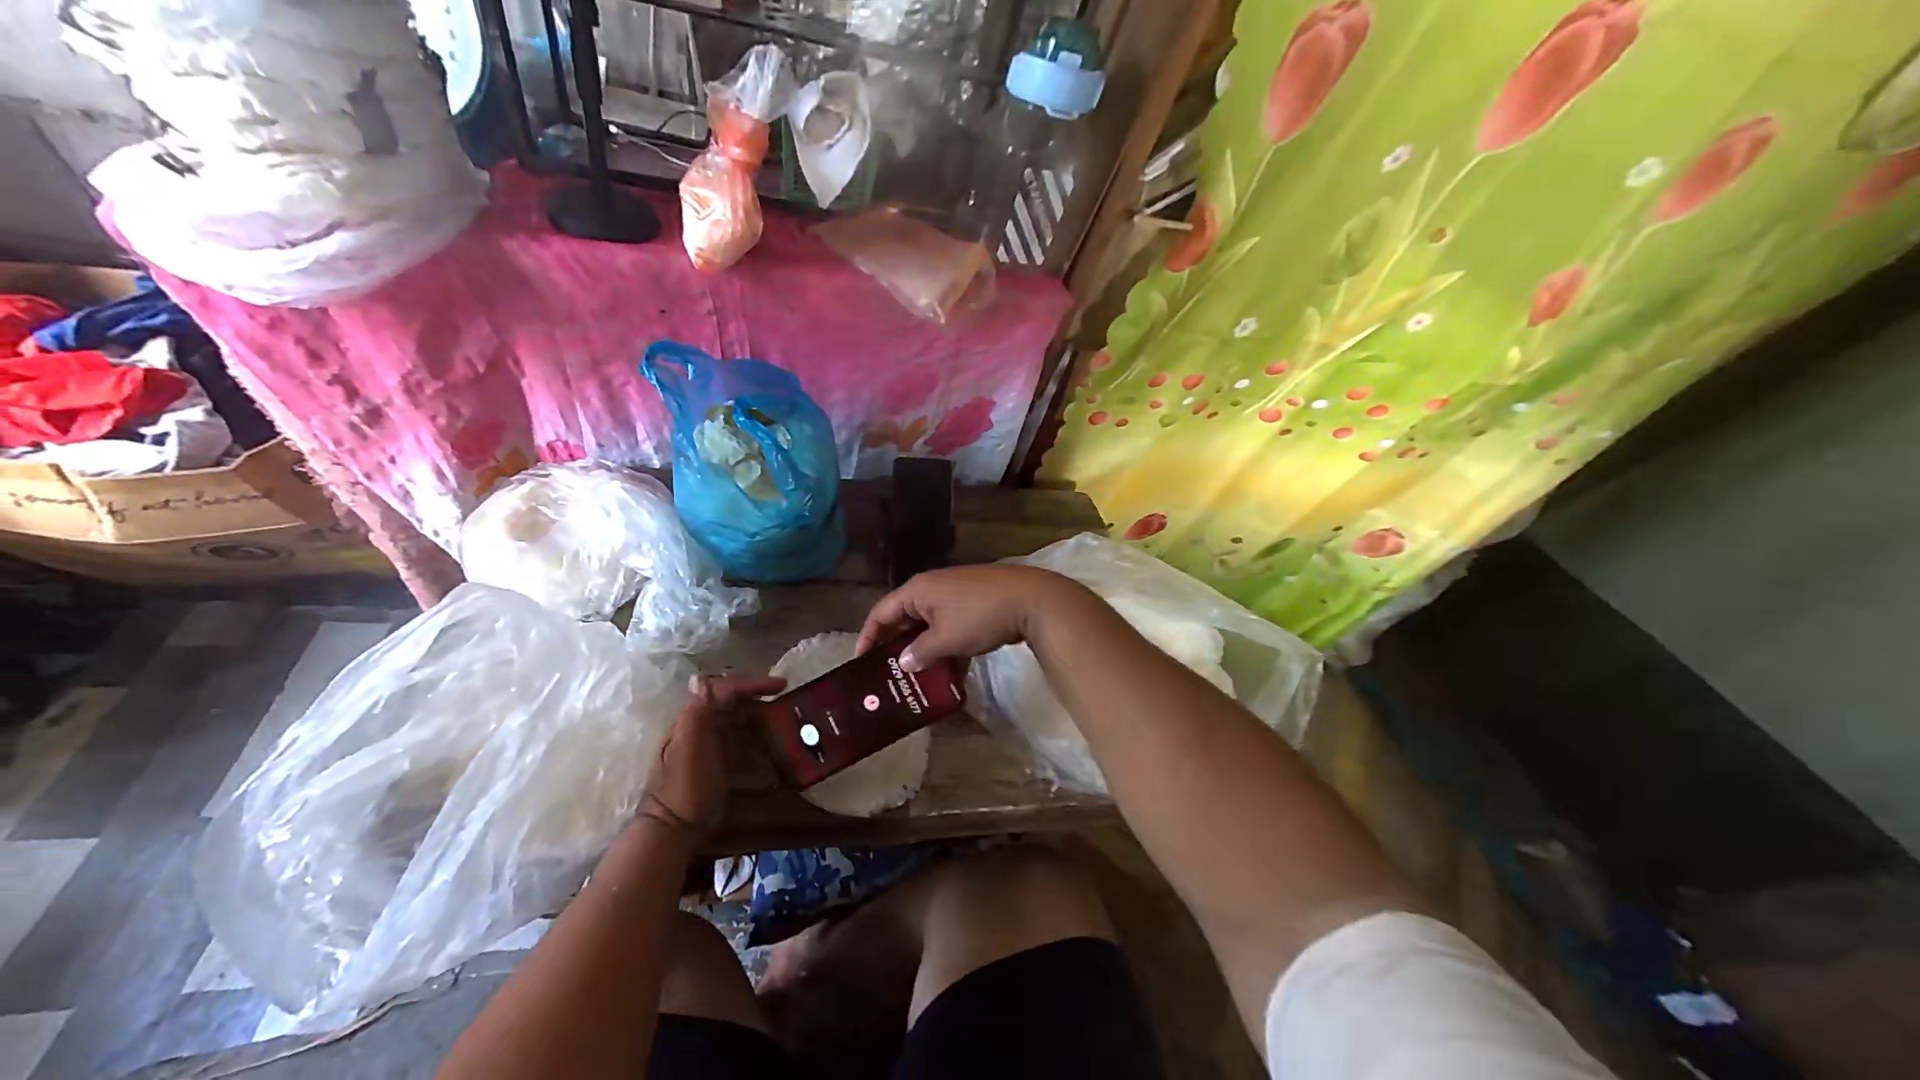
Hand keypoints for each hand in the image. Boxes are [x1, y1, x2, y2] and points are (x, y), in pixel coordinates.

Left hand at [641, 673, 785, 838]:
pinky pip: (746, 744)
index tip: (782, 685)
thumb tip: (701, 678)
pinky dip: (762, 744)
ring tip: (788, 728)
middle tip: (790, 706)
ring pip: (744, 723)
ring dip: (766, 723)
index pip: (727, 689)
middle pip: (738, 704)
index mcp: (695, 718)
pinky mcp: (721, 763)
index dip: (753, 683)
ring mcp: (713, 745)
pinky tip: (777, 752)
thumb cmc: (683, 788)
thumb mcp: (689, 750)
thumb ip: (697, 714)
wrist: (673, 830)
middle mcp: (704, 726)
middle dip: (764, 702)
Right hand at [856, 565, 1082, 671]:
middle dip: (897, 646)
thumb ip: (920, 653)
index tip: (861, 661)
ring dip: (924, 651)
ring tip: (918, 679)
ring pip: (930, 626)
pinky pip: (951, 628)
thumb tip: (904, 663)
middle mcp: (932, 589)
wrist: (1031, 600)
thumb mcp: (946, 639)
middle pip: (905, 619)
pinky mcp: (974, 604)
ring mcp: (955, 595)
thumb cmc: (980, 616)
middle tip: (888, 673)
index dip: (868, 636)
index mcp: (917, 591)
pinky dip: (947, 649)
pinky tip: (951, 675)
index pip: (881, 612)